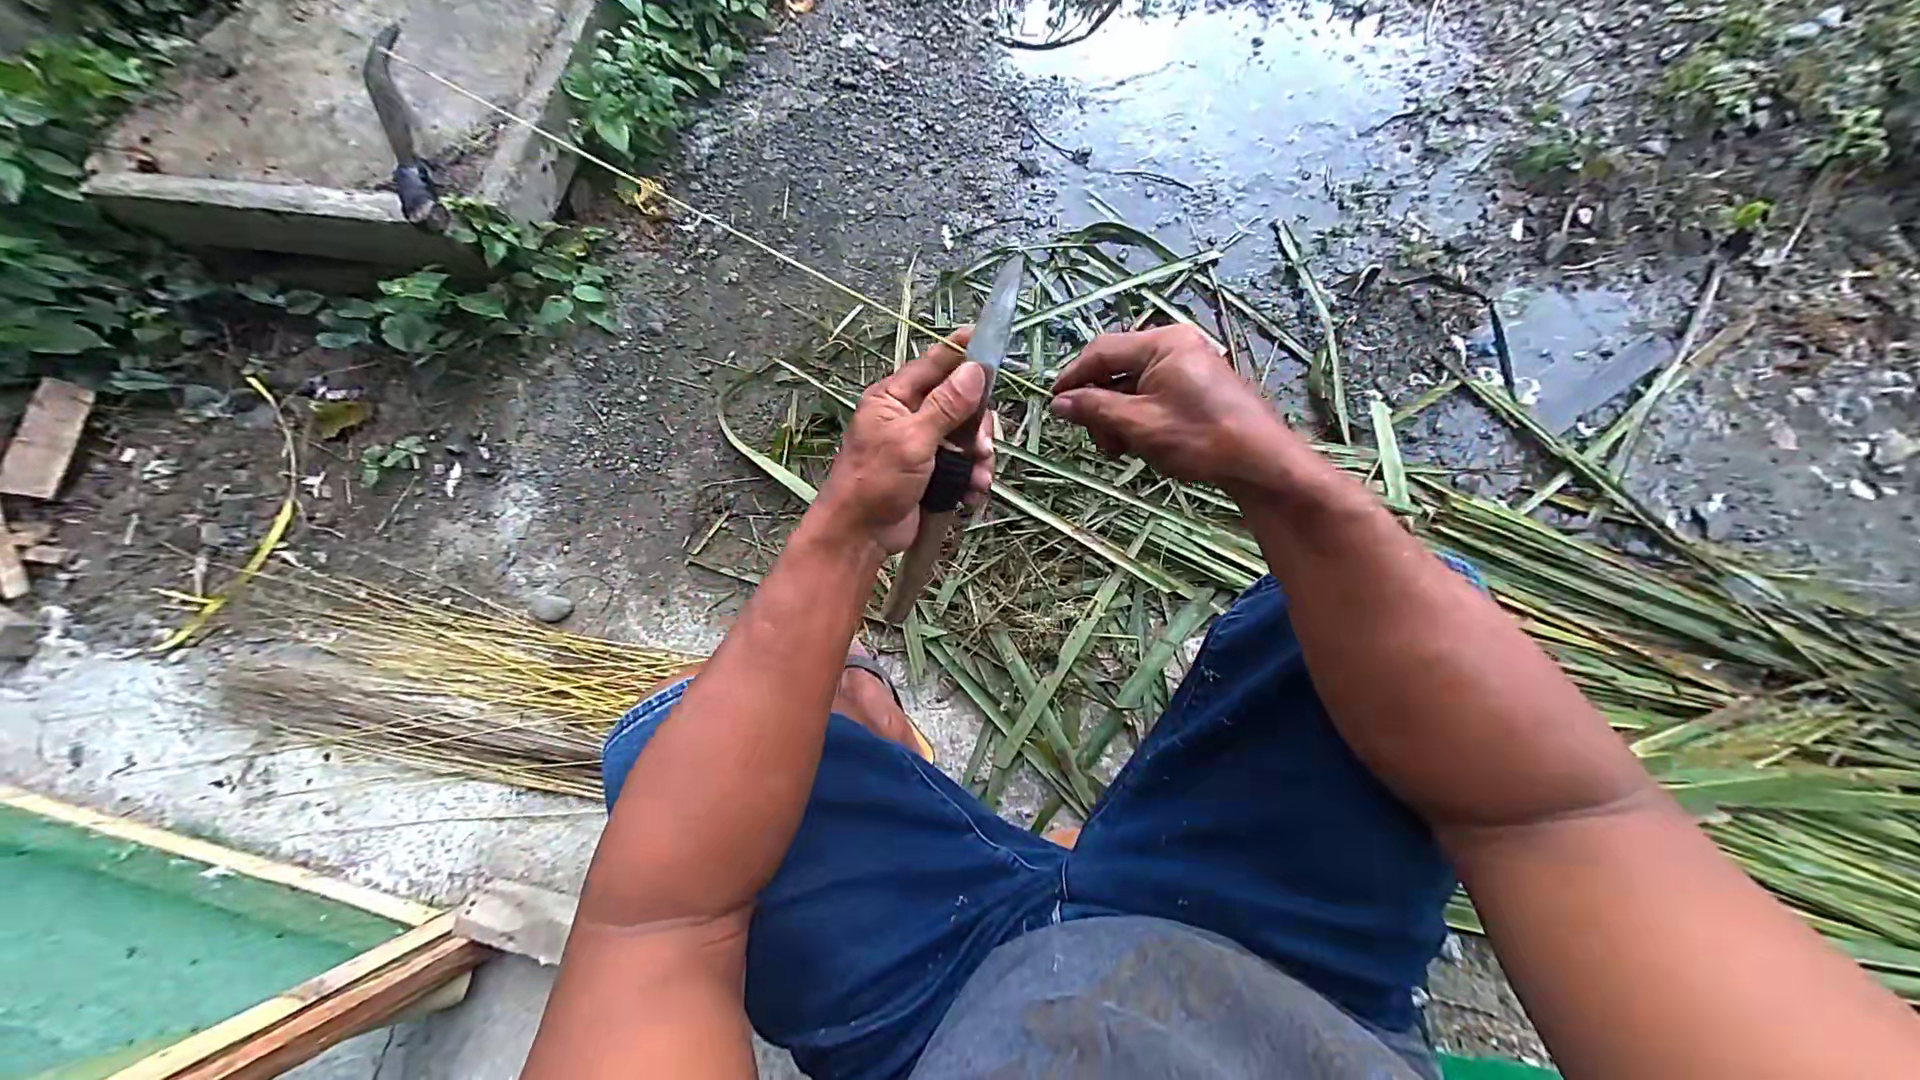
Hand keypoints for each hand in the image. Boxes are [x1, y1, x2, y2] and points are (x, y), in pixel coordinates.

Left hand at [813, 327, 995, 555]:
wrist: (860, 535)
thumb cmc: (876, 481)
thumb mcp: (912, 439)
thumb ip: (946, 405)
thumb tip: (976, 369)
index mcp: (894, 397)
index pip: (935, 364)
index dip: (964, 354)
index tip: (992, 345)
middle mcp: (909, 416)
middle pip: (960, 403)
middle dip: (977, 427)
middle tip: (980, 448)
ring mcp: (922, 445)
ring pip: (966, 437)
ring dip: (978, 458)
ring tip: (978, 478)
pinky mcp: (932, 472)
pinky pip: (963, 465)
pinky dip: (972, 477)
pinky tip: (973, 492)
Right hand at [1050, 325, 1304, 492]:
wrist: (1260, 461)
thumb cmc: (1201, 438)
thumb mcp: (1138, 424)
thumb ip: (1095, 409)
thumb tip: (1059, 403)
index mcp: (1162, 343)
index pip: (1101, 351)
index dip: (1073, 378)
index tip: (1054, 403)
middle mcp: (1174, 346)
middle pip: (1115, 368)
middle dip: (1098, 404)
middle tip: (1097, 439)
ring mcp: (1187, 365)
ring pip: (1131, 386)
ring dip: (1116, 416)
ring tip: (1119, 448)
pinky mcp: (1194, 386)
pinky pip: (1151, 395)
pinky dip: (1136, 417)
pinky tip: (1138, 444)